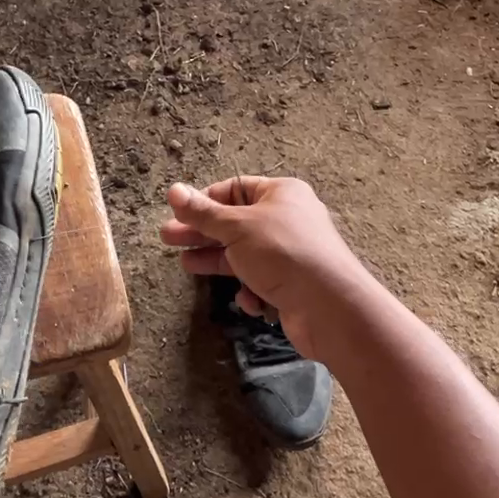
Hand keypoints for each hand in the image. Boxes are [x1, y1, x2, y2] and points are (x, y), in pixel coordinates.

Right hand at [159, 176, 370, 360]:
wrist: (331, 308)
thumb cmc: (282, 252)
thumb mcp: (236, 227)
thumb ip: (202, 212)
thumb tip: (173, 190)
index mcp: (280, 193)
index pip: (234, 188)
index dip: (204, 200)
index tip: (177, 212)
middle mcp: (287, 219)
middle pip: (234, 222)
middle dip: (201, 232)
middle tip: (167, 238)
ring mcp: (291, 254)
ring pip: (244, 253)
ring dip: (217, 260)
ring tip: (185, 265)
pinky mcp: (293, 286)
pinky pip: (262, 281)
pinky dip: (250, 289)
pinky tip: (245, 299)